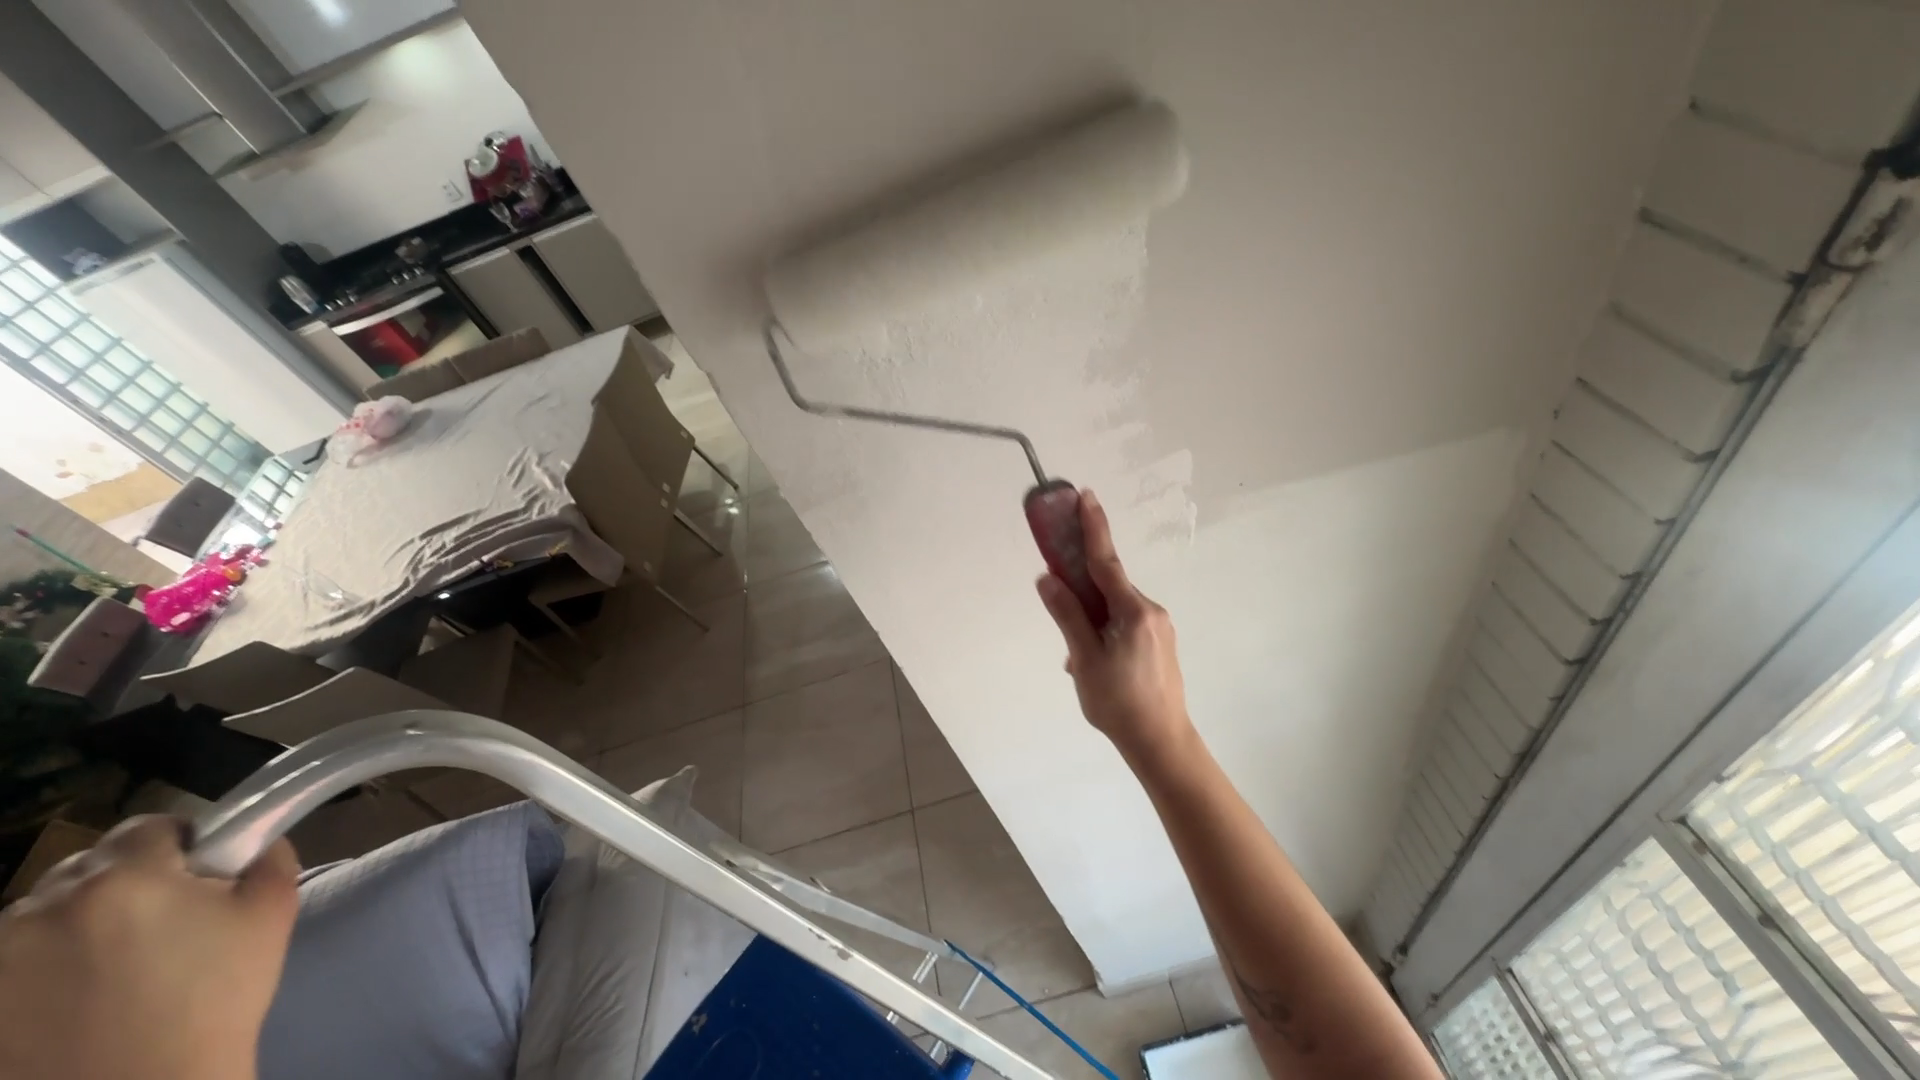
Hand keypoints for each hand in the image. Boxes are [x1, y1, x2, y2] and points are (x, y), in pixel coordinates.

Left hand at [0, 816, 300, 1079]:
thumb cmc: (217, 996)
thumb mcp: (272, 914)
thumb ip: (269, 858)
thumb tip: (254, 841)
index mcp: (127, 877)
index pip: (148, 826)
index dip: (180, 843)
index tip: (198, 872)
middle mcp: (48, 905)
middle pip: (88, 865)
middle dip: (124, 880)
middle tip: (159, 918)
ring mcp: (0, 954)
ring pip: (43, 909)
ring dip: (74, 919)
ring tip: (110, 961)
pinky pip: (12, 954)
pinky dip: (38, 960)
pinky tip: (72, 990)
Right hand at [1036, 489, 1194, 761]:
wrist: (1162, 742)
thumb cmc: (1119, 704)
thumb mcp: (1085, 660)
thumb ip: (1067, 615)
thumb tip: (1047, 578)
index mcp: (1133, 611)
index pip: (1106, 561)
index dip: (1093, 527)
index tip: (1085, 496)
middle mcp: (1151, 612)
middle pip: (1109, 586)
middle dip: (1082, 591)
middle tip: (1060, 599)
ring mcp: (1159, 628)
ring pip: (1115, 610)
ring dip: (1091, 622)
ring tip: (1078, 661)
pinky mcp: (1160, 644)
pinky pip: (1125, 625)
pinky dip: (1104, 633)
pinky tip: (1094, 666)